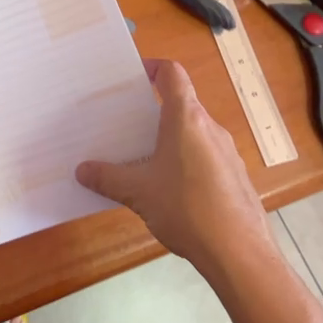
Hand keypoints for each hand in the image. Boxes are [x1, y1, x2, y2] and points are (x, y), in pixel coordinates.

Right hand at [75, 59, 276, 282]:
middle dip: (155, 111)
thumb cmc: (187, 210)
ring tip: (146, 160)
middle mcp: (210, 128)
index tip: (134, 76)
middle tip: (127, 124)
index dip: (153, 67)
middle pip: (182, 104)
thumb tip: (82, 170)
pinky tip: (173, 190)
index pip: (172, 74)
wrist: (240, 255)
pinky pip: (207, 157)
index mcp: (186, 119)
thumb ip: (108, 178)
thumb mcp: (138, 193)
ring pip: (195, 132)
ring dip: (172, 139)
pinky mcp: (237, 177)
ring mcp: (228, 153)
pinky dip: (188, 161)